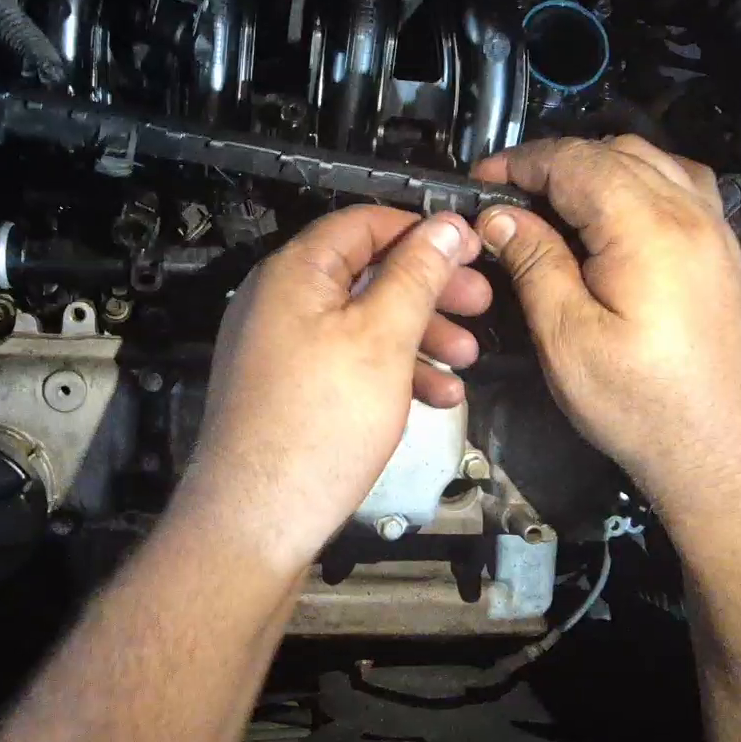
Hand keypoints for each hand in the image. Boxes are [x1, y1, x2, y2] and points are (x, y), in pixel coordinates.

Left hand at [180, 206, 488, 573]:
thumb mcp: (382, 337)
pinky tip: (436, 397)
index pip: (363, 224)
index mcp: (294, 272)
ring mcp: (280, 346)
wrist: (258, 517)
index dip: (422, 232)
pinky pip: (345, 361)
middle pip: (366, 273)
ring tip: (467, 359)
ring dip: (418, 336)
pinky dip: (390, 371)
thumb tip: (447, 225)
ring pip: (361, 322)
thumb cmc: (321, 421)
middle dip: (429, 289)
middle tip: (482, 305)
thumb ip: (416, 275)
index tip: (473, 249)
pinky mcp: (288, 388)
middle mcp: (279, 300)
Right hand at [470, 137, 740, 508]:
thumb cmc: (638, 403)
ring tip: (550, 202)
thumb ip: (533, 264)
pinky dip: (632, 180)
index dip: (521, 162)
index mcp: (646, 228)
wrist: (727, 452)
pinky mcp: (722, 250)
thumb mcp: (567, 338)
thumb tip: (498, 215)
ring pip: (648, 160)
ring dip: (592, 167)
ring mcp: (714, 228)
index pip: (575, 162)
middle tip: (504, 198)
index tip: (479, 182)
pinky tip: (610, 213)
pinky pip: (676, 184)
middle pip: (612, 152)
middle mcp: (689, 212)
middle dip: (551, 162)